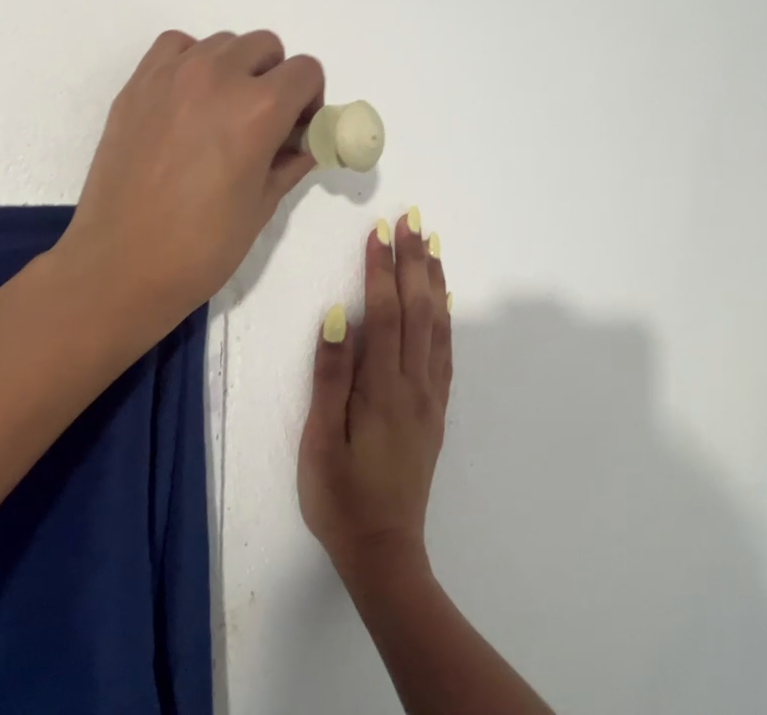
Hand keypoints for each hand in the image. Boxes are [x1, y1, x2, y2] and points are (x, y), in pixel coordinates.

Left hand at [59, 30, 324, 327]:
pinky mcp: (137, 85)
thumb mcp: (262, 207)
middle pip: (265, 47)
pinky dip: (191, 61)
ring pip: (221, 43)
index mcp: (257, 109)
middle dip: (276, 78)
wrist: (121, 265)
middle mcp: (216, 77)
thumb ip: (290, 163)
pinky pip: (176, 46)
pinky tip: (188, 100)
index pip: (306, 71)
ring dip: (234, 68)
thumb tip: (306, 143)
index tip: (298, 128)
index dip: (311, 99)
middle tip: (263, 123)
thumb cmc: (201, 247)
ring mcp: (170, 76)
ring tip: (221, 115)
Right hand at [299, 211, 450, 577]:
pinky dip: (446, 318)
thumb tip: (338, 316)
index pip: (384, 313)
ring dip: (434, 281)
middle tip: (412, 218)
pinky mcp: (435, 412)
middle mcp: (414, 384)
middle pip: (417, 309)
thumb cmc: (339, 495)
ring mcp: (430, 398)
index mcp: (381, 387)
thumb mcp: (320, 438)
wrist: (384, 547)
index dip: (381, 268)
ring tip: (431, 245)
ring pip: (437, 326)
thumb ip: (331, 376)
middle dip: (413, 260)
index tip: (381, 229)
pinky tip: (444, 302)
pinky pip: (445, 353)